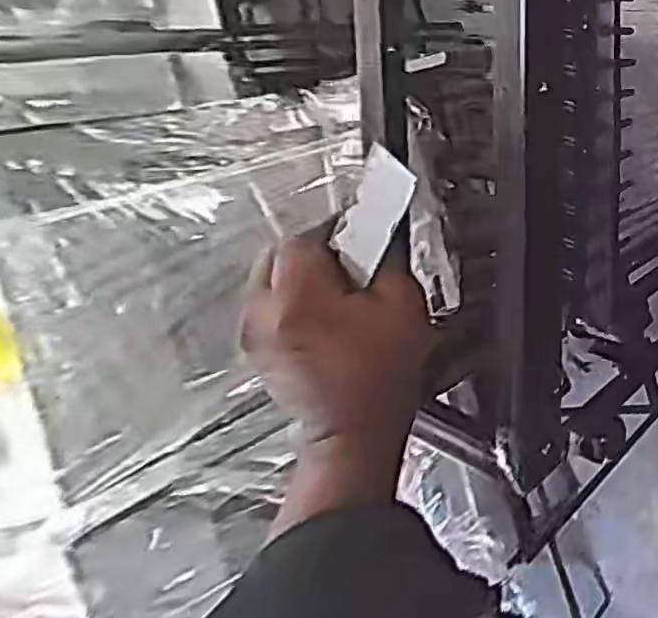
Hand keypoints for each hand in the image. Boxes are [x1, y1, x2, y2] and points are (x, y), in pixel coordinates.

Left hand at [240, 223, 432, 536]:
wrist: (354, 430)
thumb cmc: (381, 373)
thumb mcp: (403, 303)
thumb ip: (389, 259)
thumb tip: (384, 233)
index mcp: (298, 299)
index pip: (303, 237)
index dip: (337, 226)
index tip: (362, 229)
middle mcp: (264, 315)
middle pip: (277, 253)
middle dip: (316, 246)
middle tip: (353, 254)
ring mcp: (254, 335)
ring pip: (269, 276)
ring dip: (302, 269)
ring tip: (342, 282)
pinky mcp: (256, 349)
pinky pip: (268, 301)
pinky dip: (293, 293)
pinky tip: (328, 306)